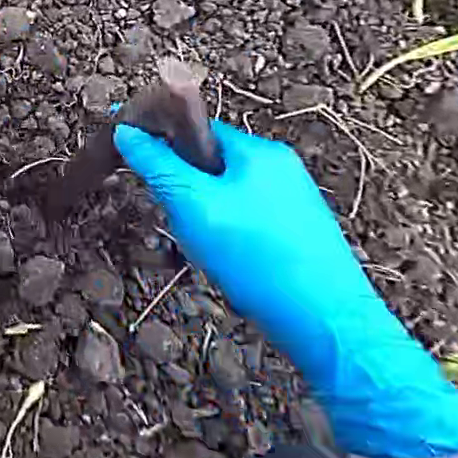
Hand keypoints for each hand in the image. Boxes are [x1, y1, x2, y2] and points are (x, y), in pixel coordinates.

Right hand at [115, 120, 457, 457]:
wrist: (331, 328)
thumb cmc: (258, 259)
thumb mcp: (193, 206)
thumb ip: (157, 165)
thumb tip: (126, 131)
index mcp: (259, 152)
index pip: (198, 129)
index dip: (163, 143)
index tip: (137, 160)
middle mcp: (282, 168)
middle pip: (211, 163)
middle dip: (186, 187)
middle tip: (177, 218)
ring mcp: (295, 200)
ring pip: (228, 193)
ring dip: (205, 213)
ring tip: (204, 246)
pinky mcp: (302, 232)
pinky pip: (249, 217)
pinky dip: (228, 231)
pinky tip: (228, 260)